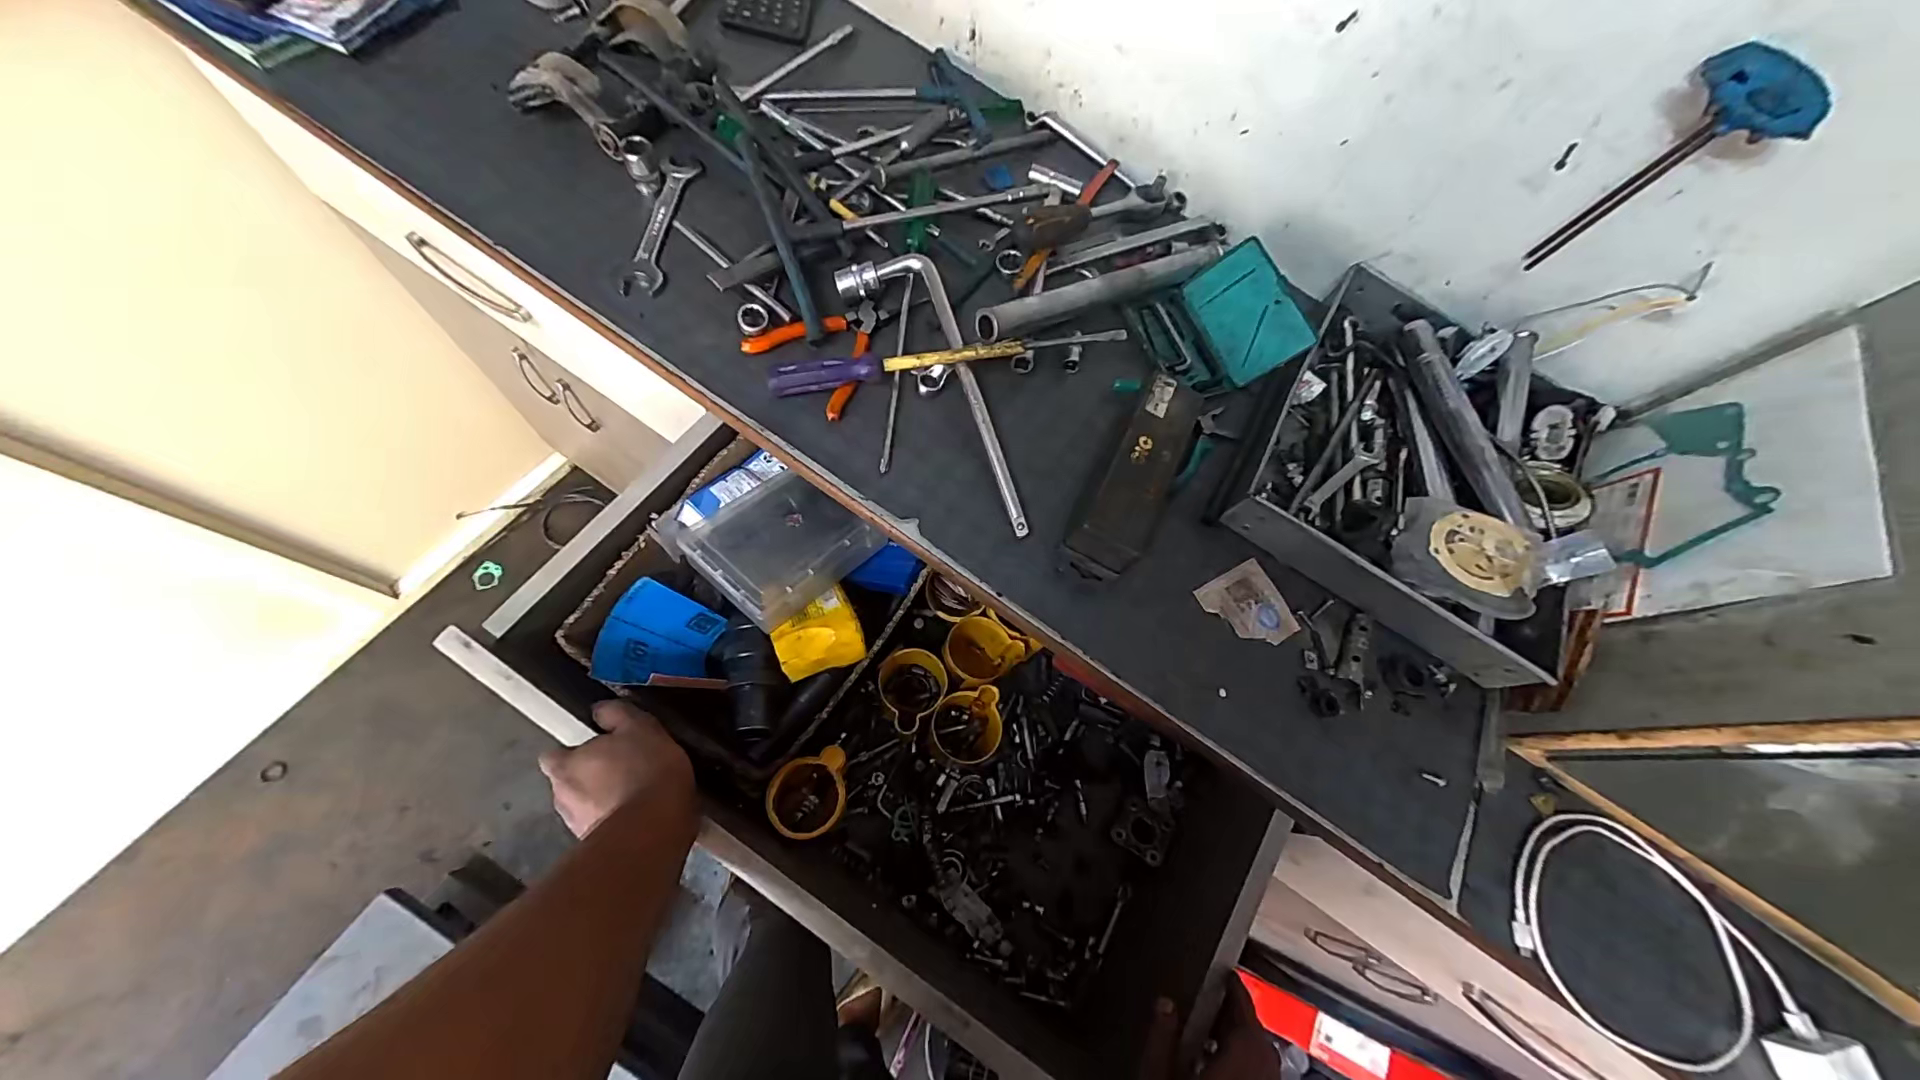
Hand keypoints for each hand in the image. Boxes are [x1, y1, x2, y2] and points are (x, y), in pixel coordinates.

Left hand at [538, 700, 694, 837]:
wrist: (653, 829)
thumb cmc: (644, 769)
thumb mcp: (640, 728)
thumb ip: (616, 715)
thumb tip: (600, 710)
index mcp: (563, 766)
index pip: (553, 755)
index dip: (573, 750)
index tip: (599, 748)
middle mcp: (560, 798)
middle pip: (570, 782)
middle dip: (591, 778)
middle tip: (624, 769)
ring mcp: (575, 827)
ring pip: (586, 807)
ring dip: (604, 802)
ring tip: (637, 795)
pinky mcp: (596, 848)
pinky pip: (604, 827)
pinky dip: (617, 821)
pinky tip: (643, 816)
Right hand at [1140, 978, 1282, 1079]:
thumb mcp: (1158, 1072)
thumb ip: (1162, 1036)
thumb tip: (1164, 1004)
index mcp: (1243, 1059)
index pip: (1246, 1012)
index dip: (1235, 988)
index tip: (1227, 974)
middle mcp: (1263, 1076)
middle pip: (1255, 1037)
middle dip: (1233, 1017)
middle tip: (1211, 1002)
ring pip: (1260, 1060)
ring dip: (1237, 1043)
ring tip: (1209, 1035)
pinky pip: (1258, 1077)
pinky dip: (1241, 1066)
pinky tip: (1215, 1067)